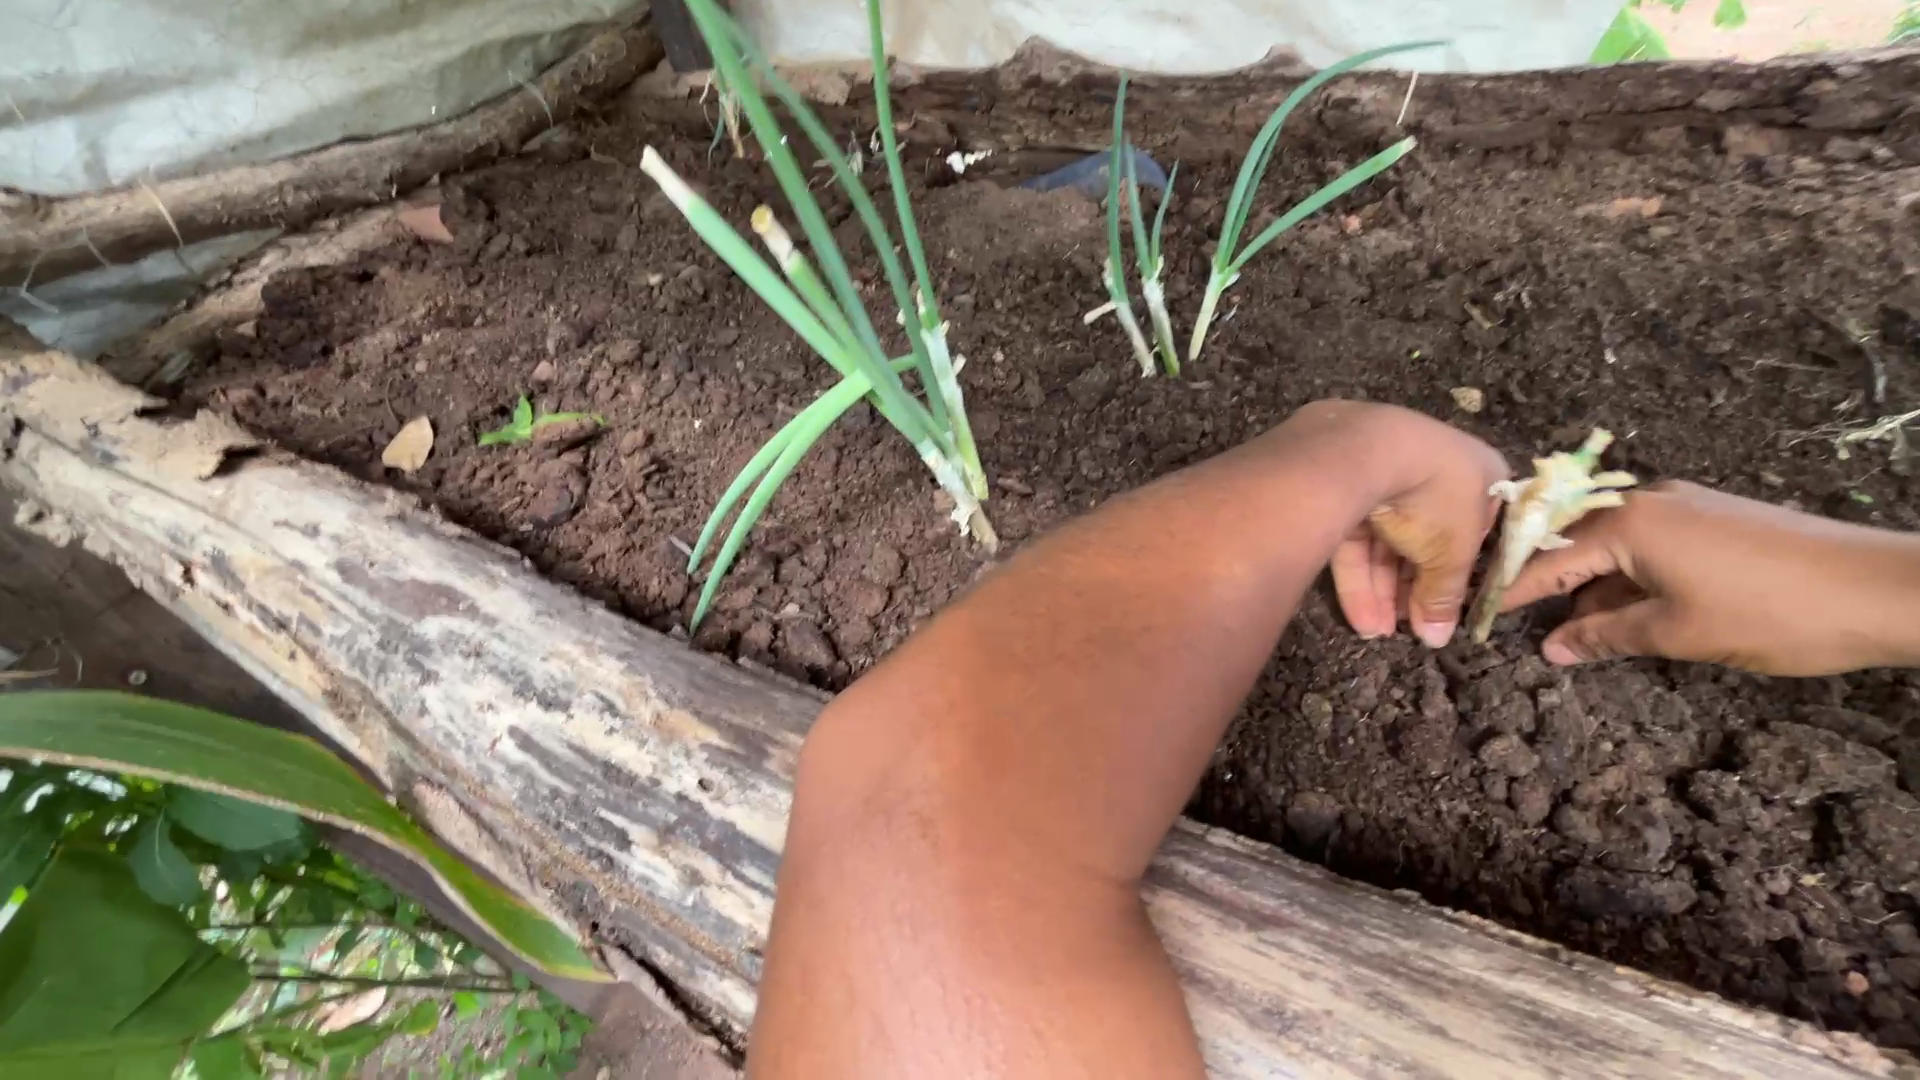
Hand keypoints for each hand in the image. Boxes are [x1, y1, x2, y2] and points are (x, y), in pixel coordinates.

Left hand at [1276, 402, 1507, 646]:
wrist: (1362, 451)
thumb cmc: (1432, 497)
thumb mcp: (1450, 551)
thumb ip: (1445, 594)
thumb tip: (1439, 637)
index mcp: (1475, 472)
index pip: (1473, 528)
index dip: (1458, 570)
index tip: (1447, 605)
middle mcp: (1426, 467)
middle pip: (1422, 537)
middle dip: (1412, 587)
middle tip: (1407, 627)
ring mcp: (1377, 475)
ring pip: (1382, 541)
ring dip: (1381, 590)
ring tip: (1378, 632)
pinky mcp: (1334, 489)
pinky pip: (1351, 539)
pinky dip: (1355, 577)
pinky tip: (1359, 617)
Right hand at [1501, 480, 1919, 674]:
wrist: (1897, 588)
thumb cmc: (1773, 612)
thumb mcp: (1678, 633)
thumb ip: (1604, 637)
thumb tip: (1552, 651)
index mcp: (1627, 525)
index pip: (1547, 562)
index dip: (1511, 592)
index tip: (1477, 613)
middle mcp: (1646, 503)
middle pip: (1574, 545)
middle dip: (1548, 584)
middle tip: (1519, 617)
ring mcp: (1684, 504)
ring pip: (1612, 545)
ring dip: (1592, 583)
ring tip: (1576, 624)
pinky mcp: (1714, 515)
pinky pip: (1647, 541)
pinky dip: (1628, 573)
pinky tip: (1628, 604)